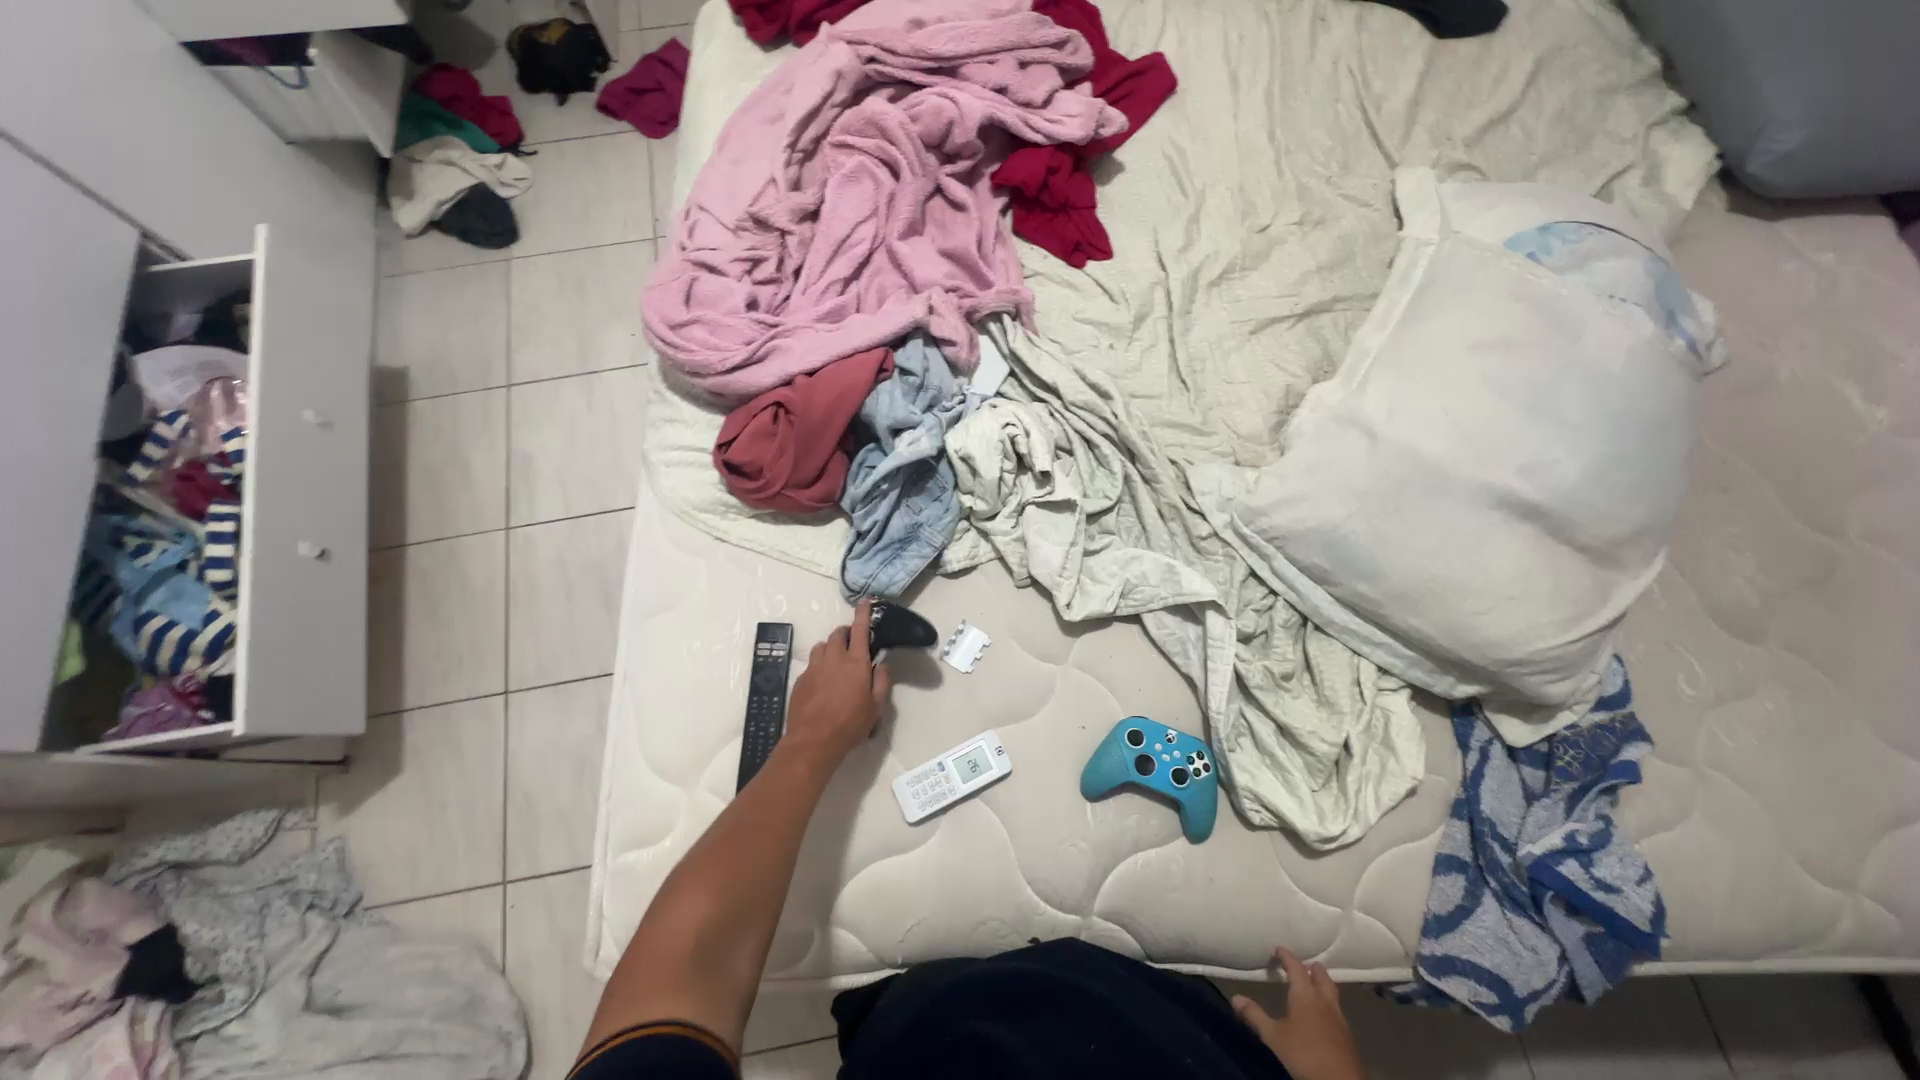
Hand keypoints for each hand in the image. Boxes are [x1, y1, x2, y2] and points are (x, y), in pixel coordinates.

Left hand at [782, 599, 893, 768]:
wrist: (813, 740)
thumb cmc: (850, 724)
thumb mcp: (876, 707)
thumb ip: (882, 682)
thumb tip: (882, 666)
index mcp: (856, 663)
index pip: (860, 630)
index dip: (863, 614)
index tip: (865, 601)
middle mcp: (833, 659)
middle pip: (838, 634)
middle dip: (846, 633)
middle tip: (854, 644)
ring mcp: (814, 668)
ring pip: (822, 646)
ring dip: (831, 647)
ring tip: (837, 662)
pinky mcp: (801, 679)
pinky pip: (812, 664)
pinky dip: (820, 666)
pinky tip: (823, 683)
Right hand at [1231, 948, 1367, 1079]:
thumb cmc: (1304, 1053)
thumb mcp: (1273, 1035)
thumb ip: (1255, 1015)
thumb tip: (1236, 997)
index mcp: (1305, 996)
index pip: (1297, 969)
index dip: (1288, 957)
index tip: (1279, 948)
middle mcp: (1324, 1002)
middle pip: (1322, 977)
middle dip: (1313, 969)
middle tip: (1306, 964)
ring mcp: (1338, 1018)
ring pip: (1332, 993)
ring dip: (1323, 984)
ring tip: (1316, 984)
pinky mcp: (1346, 1034)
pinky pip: (1337, 1009)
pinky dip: (1329, 1003)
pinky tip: (1324, 1014)